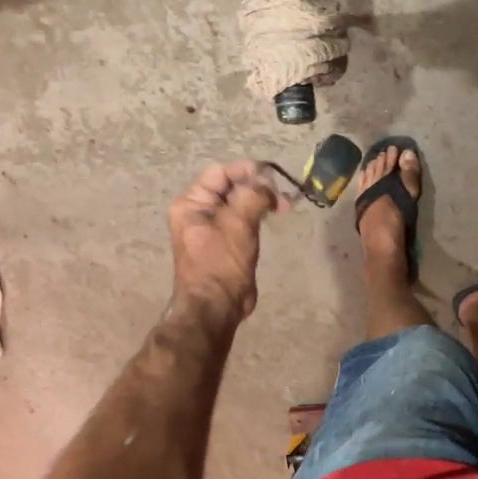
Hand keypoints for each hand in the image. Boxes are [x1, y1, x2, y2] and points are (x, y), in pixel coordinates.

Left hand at [167, 161, 287, 319]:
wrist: (216, 307)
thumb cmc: (221, 264)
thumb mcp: (237, 224)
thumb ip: (252, 196)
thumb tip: (267, 182)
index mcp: (192, 204)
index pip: (220, 173)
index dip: (246, 171)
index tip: (273, 177)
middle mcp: (199, 212)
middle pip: (231, 186)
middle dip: (258, 186)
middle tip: (284, 197)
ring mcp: (213, 228)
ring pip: (240, 203)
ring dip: (261, 201)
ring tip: (285, 207)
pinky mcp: (228, 243)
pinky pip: (244, 220)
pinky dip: (259, 215)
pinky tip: (274, 217)